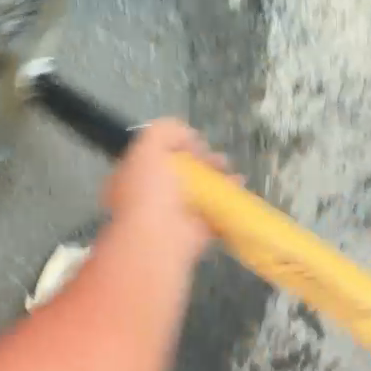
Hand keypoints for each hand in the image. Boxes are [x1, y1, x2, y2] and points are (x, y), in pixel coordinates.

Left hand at [100, 120, 233, 263]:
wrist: (158, 239)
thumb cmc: (147, 192)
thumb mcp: (148, 146)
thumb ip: (165, 131)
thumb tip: (187, 136)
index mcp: (132, 178)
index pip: (154, 157)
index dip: (175, 146)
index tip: (193, 141)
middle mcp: (149, 199)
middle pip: (180, 175)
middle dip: (201, 162)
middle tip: (217, 157)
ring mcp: (172, 219)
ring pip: (198, 194)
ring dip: (217, 180)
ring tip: (230, 171)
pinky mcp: (193, 235)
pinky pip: (213, 214)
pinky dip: (228, 201)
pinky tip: (238, 187)